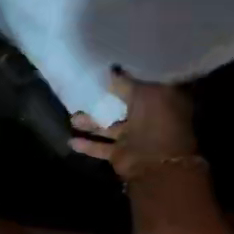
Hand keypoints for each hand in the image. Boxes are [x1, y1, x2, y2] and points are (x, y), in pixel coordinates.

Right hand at [68, 70, 199, 181]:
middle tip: (83, 93)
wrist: (155, 164)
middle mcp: (150, 118)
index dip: (127, 77)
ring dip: (90, 123)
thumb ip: (127, 83)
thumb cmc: (156, 124)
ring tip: (72, 118)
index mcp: (163, 102)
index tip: (107, 69)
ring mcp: (135, 138)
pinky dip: (86, 144)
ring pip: (109, 127)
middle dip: (104, 101)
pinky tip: (71, 140)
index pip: (144, 84)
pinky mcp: (121, 154)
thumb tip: (112, 70)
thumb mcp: (145, 94)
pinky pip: (100, 147)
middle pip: (123, 107)